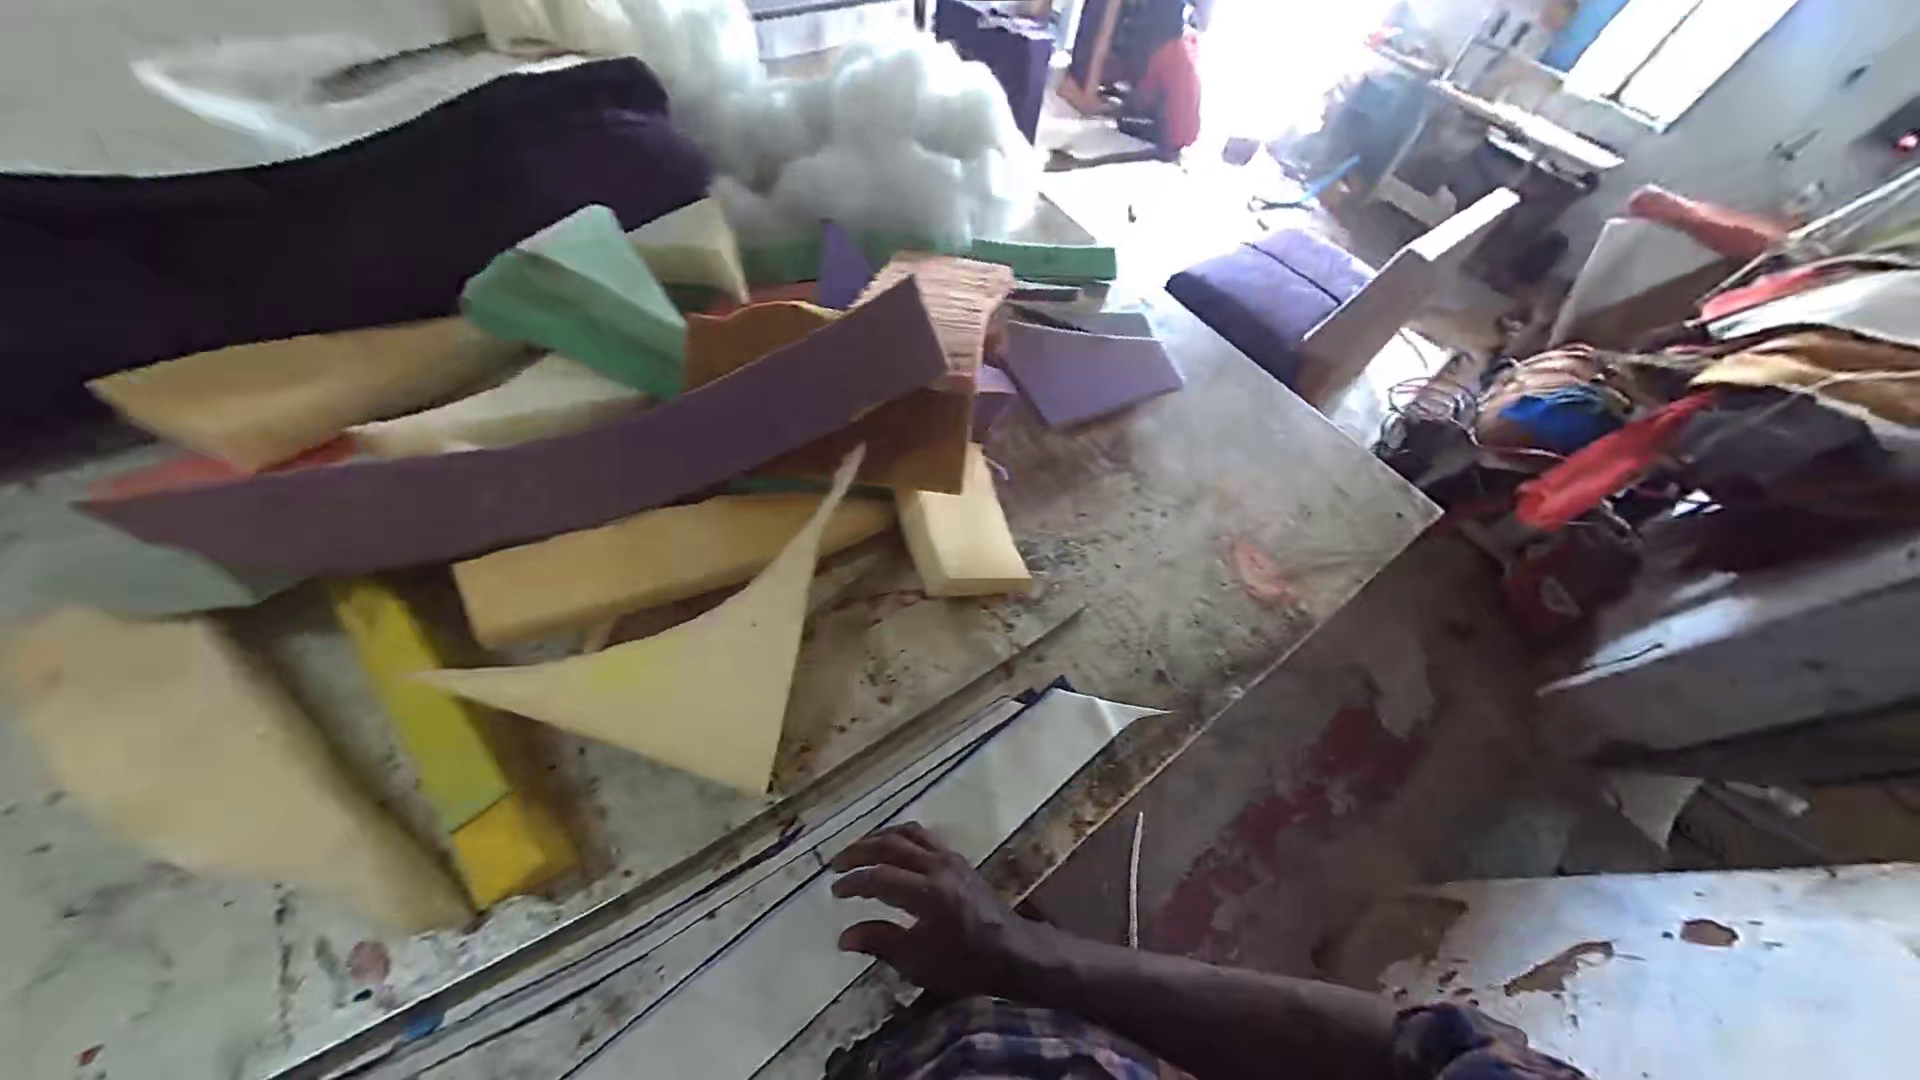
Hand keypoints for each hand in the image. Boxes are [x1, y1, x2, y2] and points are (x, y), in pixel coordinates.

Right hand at [830, 822, 1051, 997]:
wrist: (1009, 950)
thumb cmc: (963, 963)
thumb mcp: (918, 962)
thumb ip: (880, 942)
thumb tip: (844, 936)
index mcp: (928, 894)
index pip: (880, 878)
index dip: (853, 882)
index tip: (835, 890)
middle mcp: (937, 866)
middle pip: (890, 845)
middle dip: (859, 851)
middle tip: (836, 863)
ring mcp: (948, 856)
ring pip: (906, 832)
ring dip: (878, 838)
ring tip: (857, 849)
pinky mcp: (955, 856)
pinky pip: (922, 834)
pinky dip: (899, 835)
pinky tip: (889, 846)